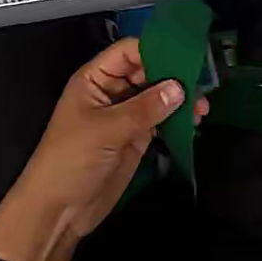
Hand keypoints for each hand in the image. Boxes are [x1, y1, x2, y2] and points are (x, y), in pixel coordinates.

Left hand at [0, 38, 205, 260]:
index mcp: (95, 79)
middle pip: (148, 71)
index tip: (185, 54)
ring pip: (158, 95)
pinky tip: (195, 120)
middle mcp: (112, 91)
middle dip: (173, 74)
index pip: (128, 52)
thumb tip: (179, 88)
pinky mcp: (136, 136)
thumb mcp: (106, 129)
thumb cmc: (71, 160)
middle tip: (203, 81)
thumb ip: (145, 108)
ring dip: (180, 98)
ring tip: (202, 107)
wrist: (58, 211)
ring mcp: (125, 114)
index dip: (154, 49)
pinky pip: (161, 119)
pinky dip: (178, 118)